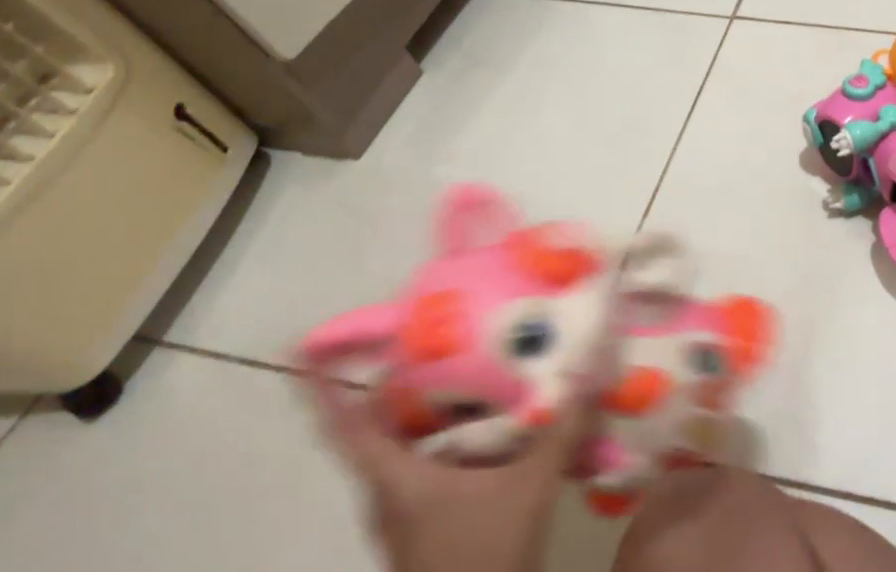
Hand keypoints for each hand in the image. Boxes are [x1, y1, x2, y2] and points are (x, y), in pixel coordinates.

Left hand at [304, 368, 589, 571]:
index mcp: (396, 480)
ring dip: (424, 417)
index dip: (323, 392)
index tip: (308, 353)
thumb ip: (558, 433)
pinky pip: (424, 470)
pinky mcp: (423, 527)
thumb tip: (587, 377)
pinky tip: (485, 431)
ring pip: (403, 453)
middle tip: (430, 345)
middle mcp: (388, 494)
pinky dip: (443, 443)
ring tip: (463, 378)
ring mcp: (404, 515)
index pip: (347, 429)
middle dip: (398, 388)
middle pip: (378, 432)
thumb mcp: (529, 489)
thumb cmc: (486, 555)